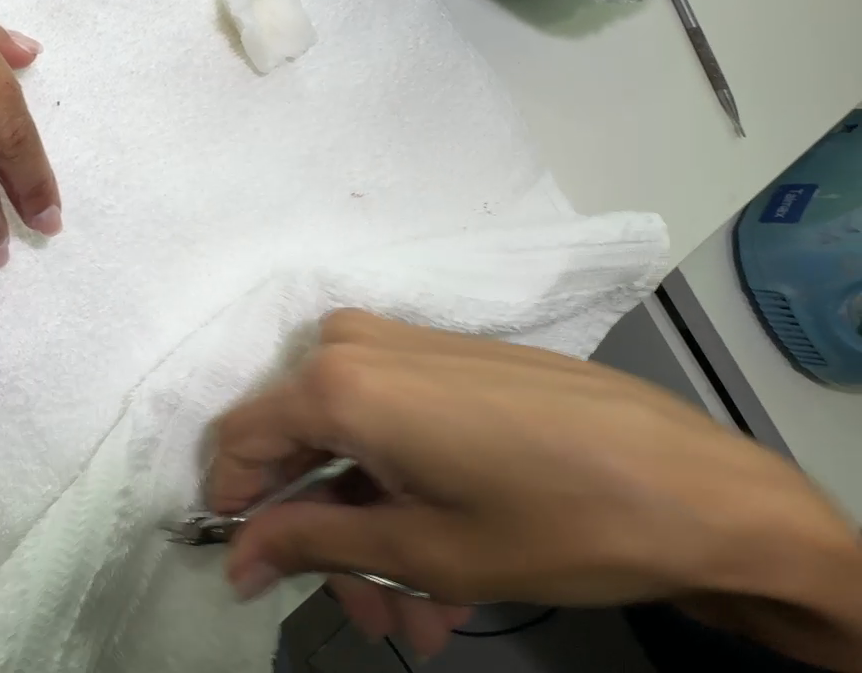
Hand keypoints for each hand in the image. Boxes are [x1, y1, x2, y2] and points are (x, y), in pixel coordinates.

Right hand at [208, 310, 861, 667]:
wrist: (712, 486)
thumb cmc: (558, 522)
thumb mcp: (424, 550)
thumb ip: (310, 544)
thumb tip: (235, 559)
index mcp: (335, 384)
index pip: (240, 437)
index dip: (235, 502)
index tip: (249, 562)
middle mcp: (350, 344)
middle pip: (300, 442)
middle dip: (323, 531)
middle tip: (369, 608)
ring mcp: (398, 339)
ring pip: (347, 436)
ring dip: (368, 518)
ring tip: (423, 603)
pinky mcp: (439, 349)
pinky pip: (386, 412)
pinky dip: (398, 478)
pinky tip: (444, 546)